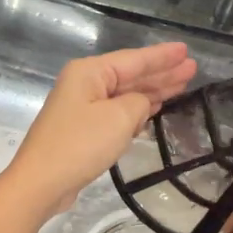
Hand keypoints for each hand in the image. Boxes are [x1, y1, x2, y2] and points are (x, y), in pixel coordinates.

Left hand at [3, 43, 195, 215]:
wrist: (41, 182)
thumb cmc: (80, 144)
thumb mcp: (119, 118)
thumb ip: (139, 103)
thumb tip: (141, 103)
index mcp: (89, 73)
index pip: (133, 59)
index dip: (162, 56)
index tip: (186, 51)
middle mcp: (83, 85)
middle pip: (129, 75)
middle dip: (160, 73)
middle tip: (191, 69)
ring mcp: (81, 108)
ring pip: (124, 94)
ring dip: (151, 91)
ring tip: (181, 86)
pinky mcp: (81, 131)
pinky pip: (115, 113)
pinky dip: (136, 111)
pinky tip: (154, 109)